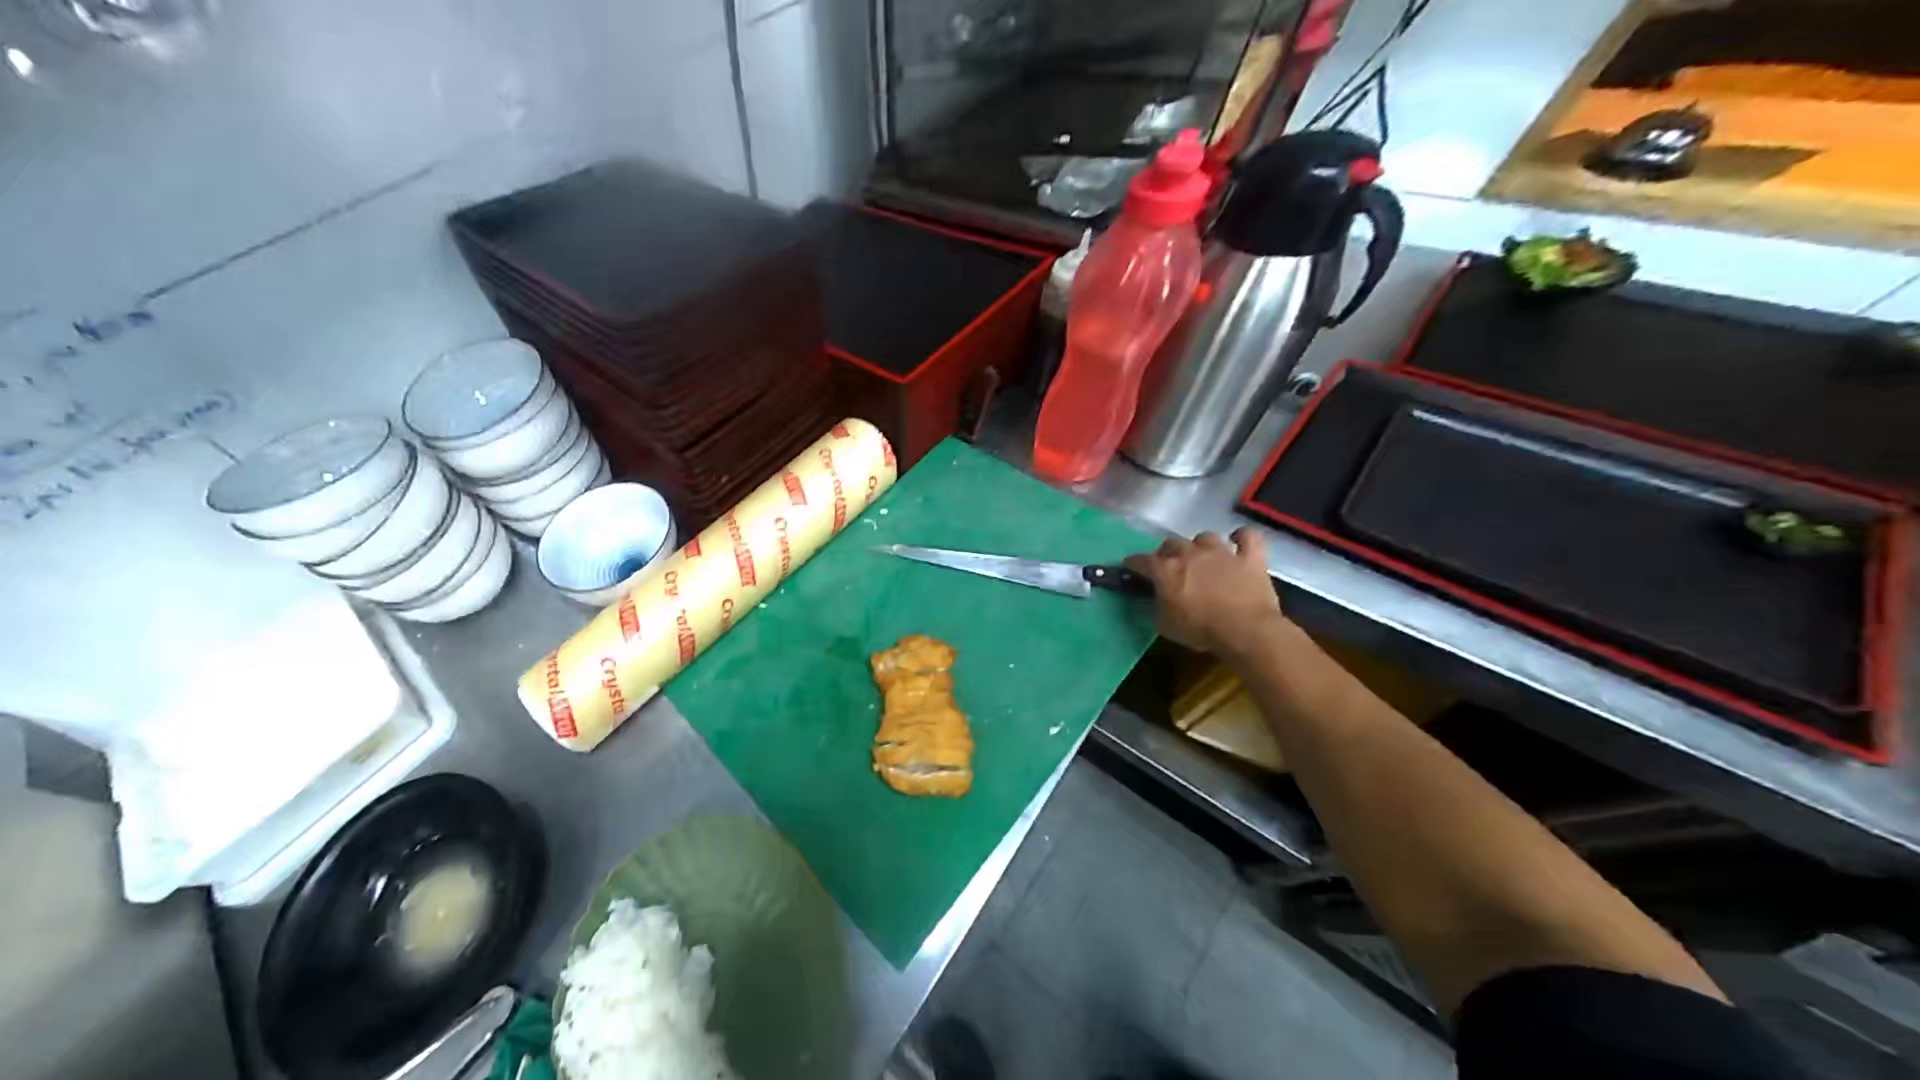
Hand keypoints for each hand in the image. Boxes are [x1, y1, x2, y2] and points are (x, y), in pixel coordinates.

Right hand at [1124, 529, 1288, 656]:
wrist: (1245, 630)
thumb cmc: (1201, 630)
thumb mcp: (1165, 625)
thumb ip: (1156, 606)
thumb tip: (1155, 598)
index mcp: (1166, 570)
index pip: (1141, 560)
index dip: (1133, 564)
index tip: (1131, 568)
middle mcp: (1191, 553)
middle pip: (1172, 543)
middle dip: (1167, 553)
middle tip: (1170, 567)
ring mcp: (1222, 552)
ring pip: (1205, 537)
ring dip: (1200, 546)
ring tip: (1202, 557)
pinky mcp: (1249, 557)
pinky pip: (1247, 536)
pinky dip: (1242, 537)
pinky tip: (1238, 542)